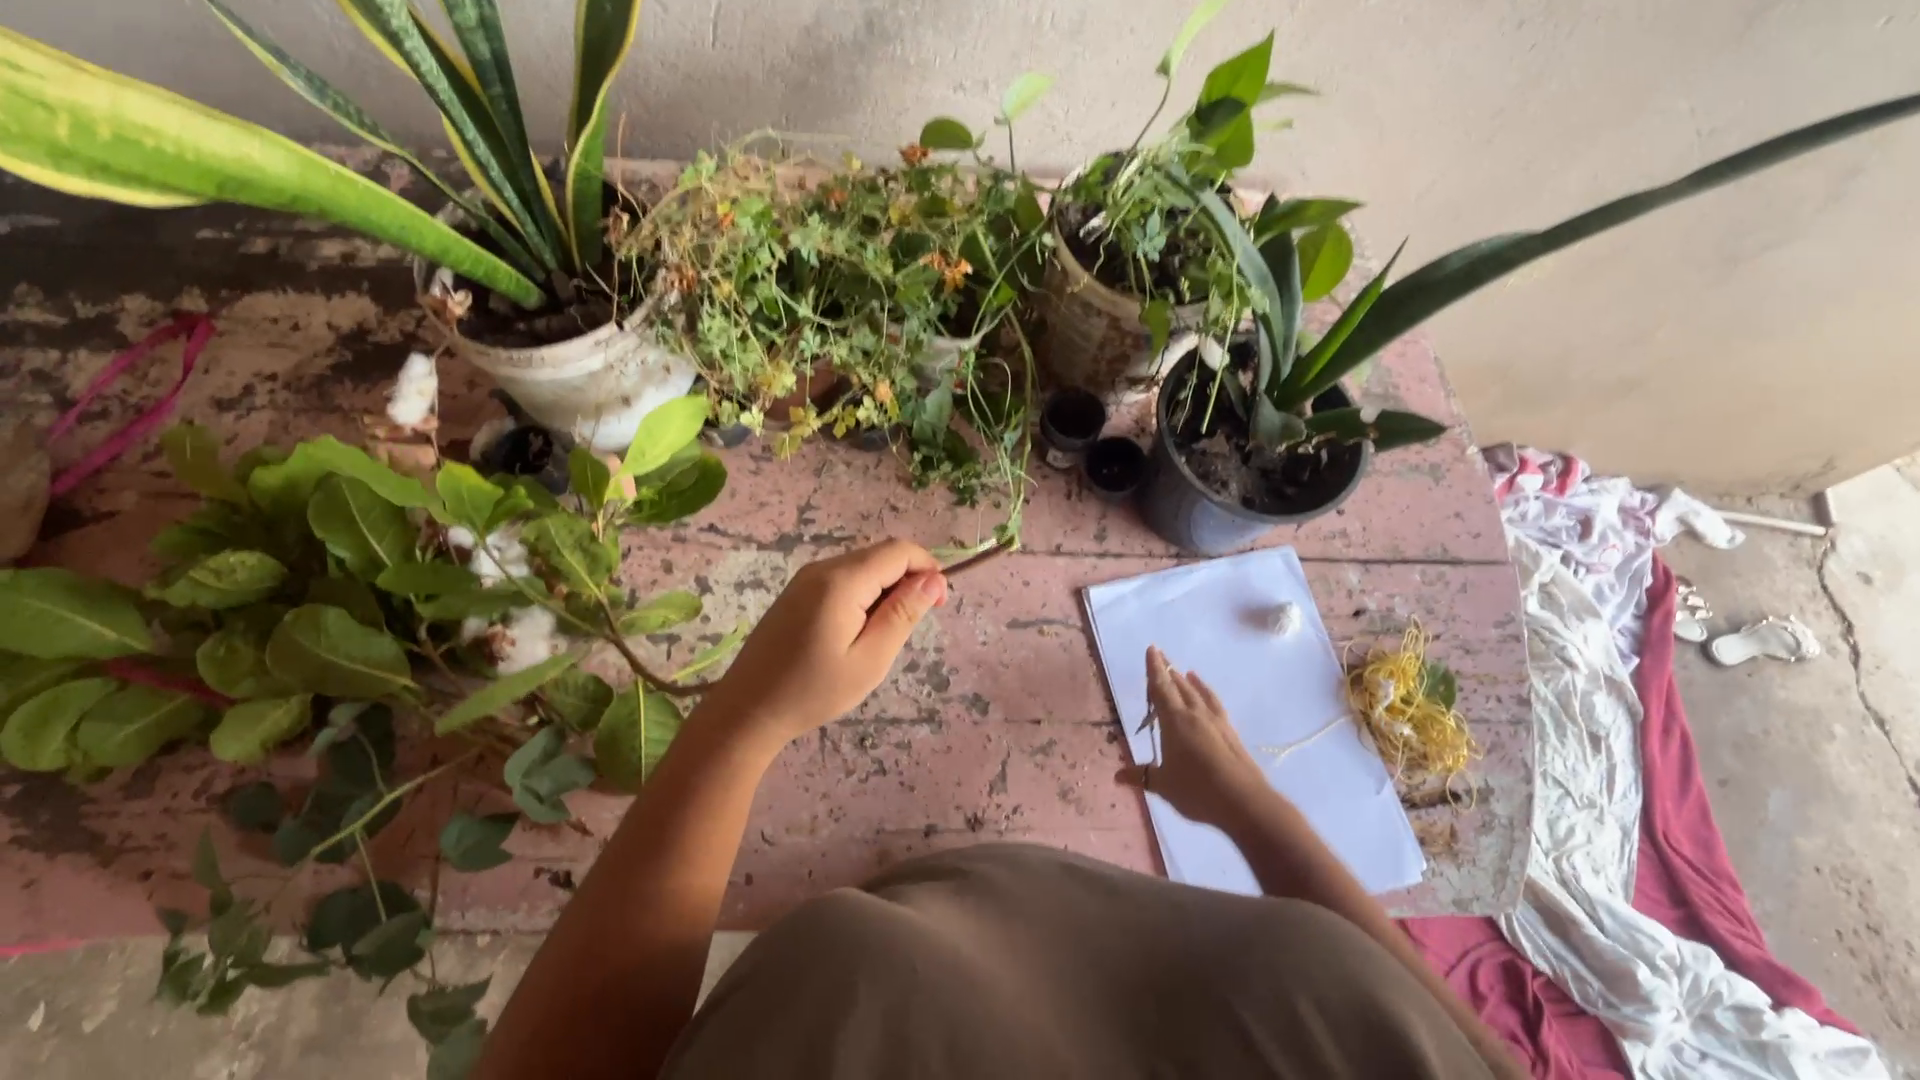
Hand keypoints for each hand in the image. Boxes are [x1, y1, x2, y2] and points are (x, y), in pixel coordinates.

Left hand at [694, 540, 947, 752]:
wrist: (748, 709)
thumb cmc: (813, 691)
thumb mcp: (870, 659)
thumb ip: (902, 614)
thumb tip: (933, 579)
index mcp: (842, 581)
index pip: (899, 551)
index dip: (927, 569)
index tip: (938, 606)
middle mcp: (822, 569)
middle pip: (881, 556)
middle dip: (908, 581)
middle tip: (909, 629)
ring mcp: (806, 579)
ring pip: (863, 568)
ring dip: (885, 591)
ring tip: (880, 638)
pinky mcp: (797, 593)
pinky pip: (843, 580)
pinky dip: (863, 597)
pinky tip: (856, 634)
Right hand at [1117, 645, 1275, 830]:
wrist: (1244, 802)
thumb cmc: (1197, 790)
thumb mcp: (1163, 785)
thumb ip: (1141, 776)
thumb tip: (1118, 775)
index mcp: (1174, 721)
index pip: (1161, 688)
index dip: (1154, 669)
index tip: (1151, 649)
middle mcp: (1194, 714)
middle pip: (1179, 685)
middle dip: (1168, 670)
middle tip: (1161, 657)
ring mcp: (1215, 721)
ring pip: (1198, 692)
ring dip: (1187, 681)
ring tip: (1183, 671)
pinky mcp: (1230, 732)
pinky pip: (1213, 703)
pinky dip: (1206, 693)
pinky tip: (1206, 694)